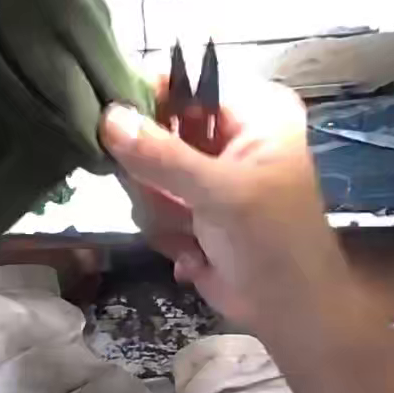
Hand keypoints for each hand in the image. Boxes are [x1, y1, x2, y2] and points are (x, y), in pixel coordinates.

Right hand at [99, 81, 353, 332]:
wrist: (286, 310)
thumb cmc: (271, 241)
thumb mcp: (219, 192)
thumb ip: (161, 155)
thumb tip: (107, 116)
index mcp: (252, 111)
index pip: (185, 83)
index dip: (148, 102)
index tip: (115, 128)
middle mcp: (226, 133)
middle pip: (156, 127)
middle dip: (152, 171)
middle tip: (168, 197)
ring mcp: (203, 169)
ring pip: (144, 167)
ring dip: (157, 205)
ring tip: (187, 228)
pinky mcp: (186, 202)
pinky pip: (147, 197)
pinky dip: (162, 224)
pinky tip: (190, 246)